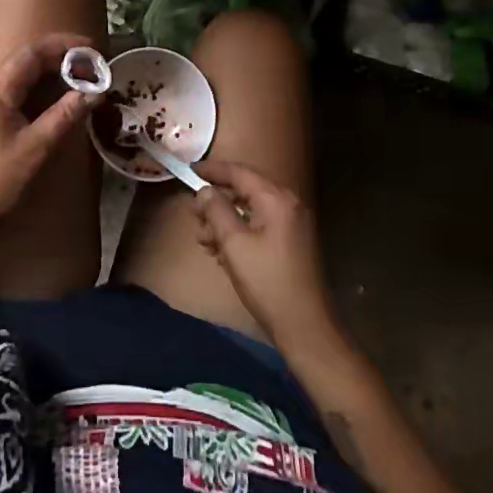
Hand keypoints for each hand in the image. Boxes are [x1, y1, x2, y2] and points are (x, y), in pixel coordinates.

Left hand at [0, 33, 100, 238]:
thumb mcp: (36, 147)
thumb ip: (66, 115)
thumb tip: (96, 92)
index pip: (32, 52)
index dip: (65, 45)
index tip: (94, 50)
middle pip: (25, 58)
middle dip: (60, 56)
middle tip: (92, 67)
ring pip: (18, 72)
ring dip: (49, 70)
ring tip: (79, 79)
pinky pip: (12, 88)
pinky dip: (37, 85)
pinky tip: (53, 98)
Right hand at [191, 161, 338, 347]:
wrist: (303, 322)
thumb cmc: (267, 281)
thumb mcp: (234, 245)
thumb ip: (217, 211)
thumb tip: (204, 191)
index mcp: (277, 199)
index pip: (240, 172)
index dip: (213, 170)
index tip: (188, 171)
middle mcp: (288, 203)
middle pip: (246, 188)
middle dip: (217, 200)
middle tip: (194, 215)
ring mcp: (293, 221)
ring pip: (252, 208)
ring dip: (226, 219)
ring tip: (205, 240)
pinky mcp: (291, 239)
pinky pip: (260, 224)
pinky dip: (240, 231)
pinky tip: (222, 251)